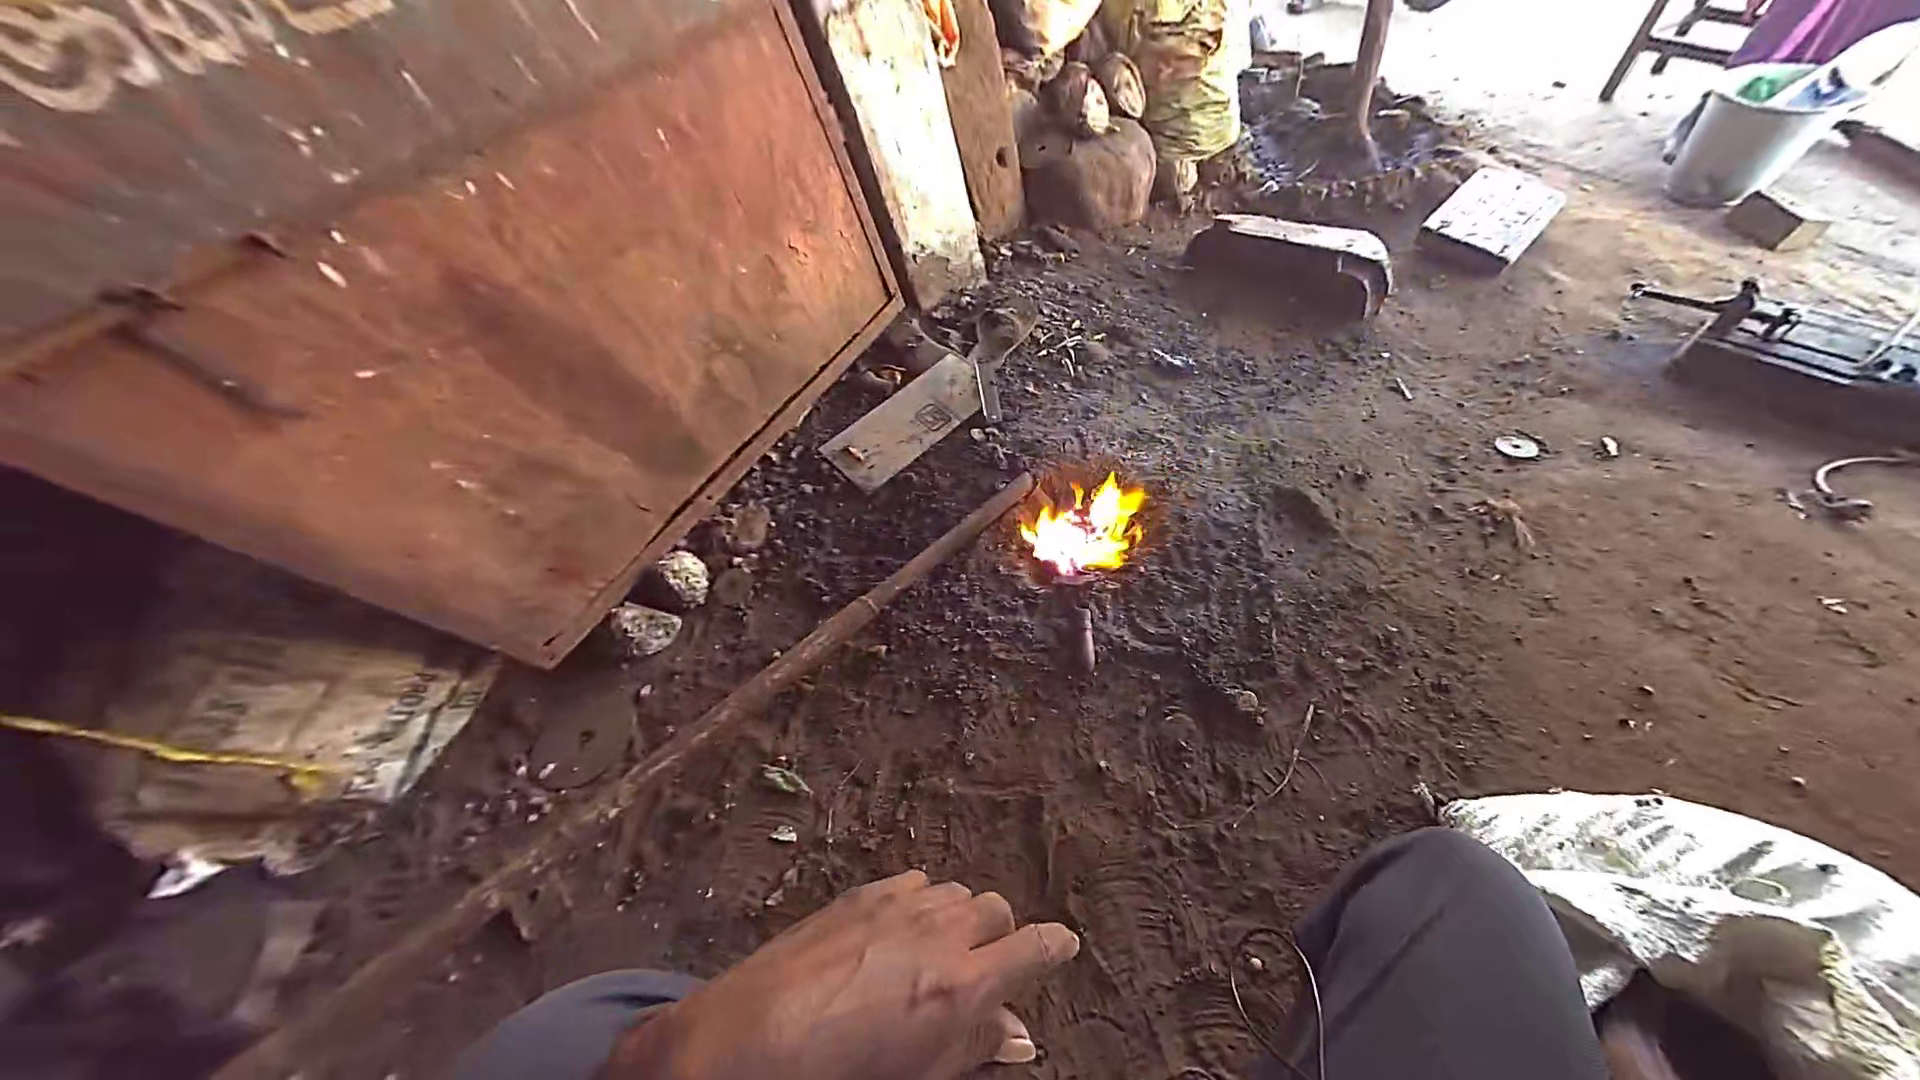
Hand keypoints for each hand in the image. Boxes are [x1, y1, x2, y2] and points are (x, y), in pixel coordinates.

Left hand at [605, 870, 1079, 1079]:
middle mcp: (941, 931)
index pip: (1033, 949)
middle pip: (996, 909)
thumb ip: (974, 1046)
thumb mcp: (919, 1074)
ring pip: (957, 892)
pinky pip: (917, 882)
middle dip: (1000, 934)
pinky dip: (922, 902)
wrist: (750, 1036)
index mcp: (961, 985)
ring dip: (959, 917)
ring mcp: (902, 903)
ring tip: (935, 951)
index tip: (1065, 944)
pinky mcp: (867, 889)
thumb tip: (1018, 1036)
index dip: (1056, 945)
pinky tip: (899, 930)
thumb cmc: (842, 1073)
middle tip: (981, 965)